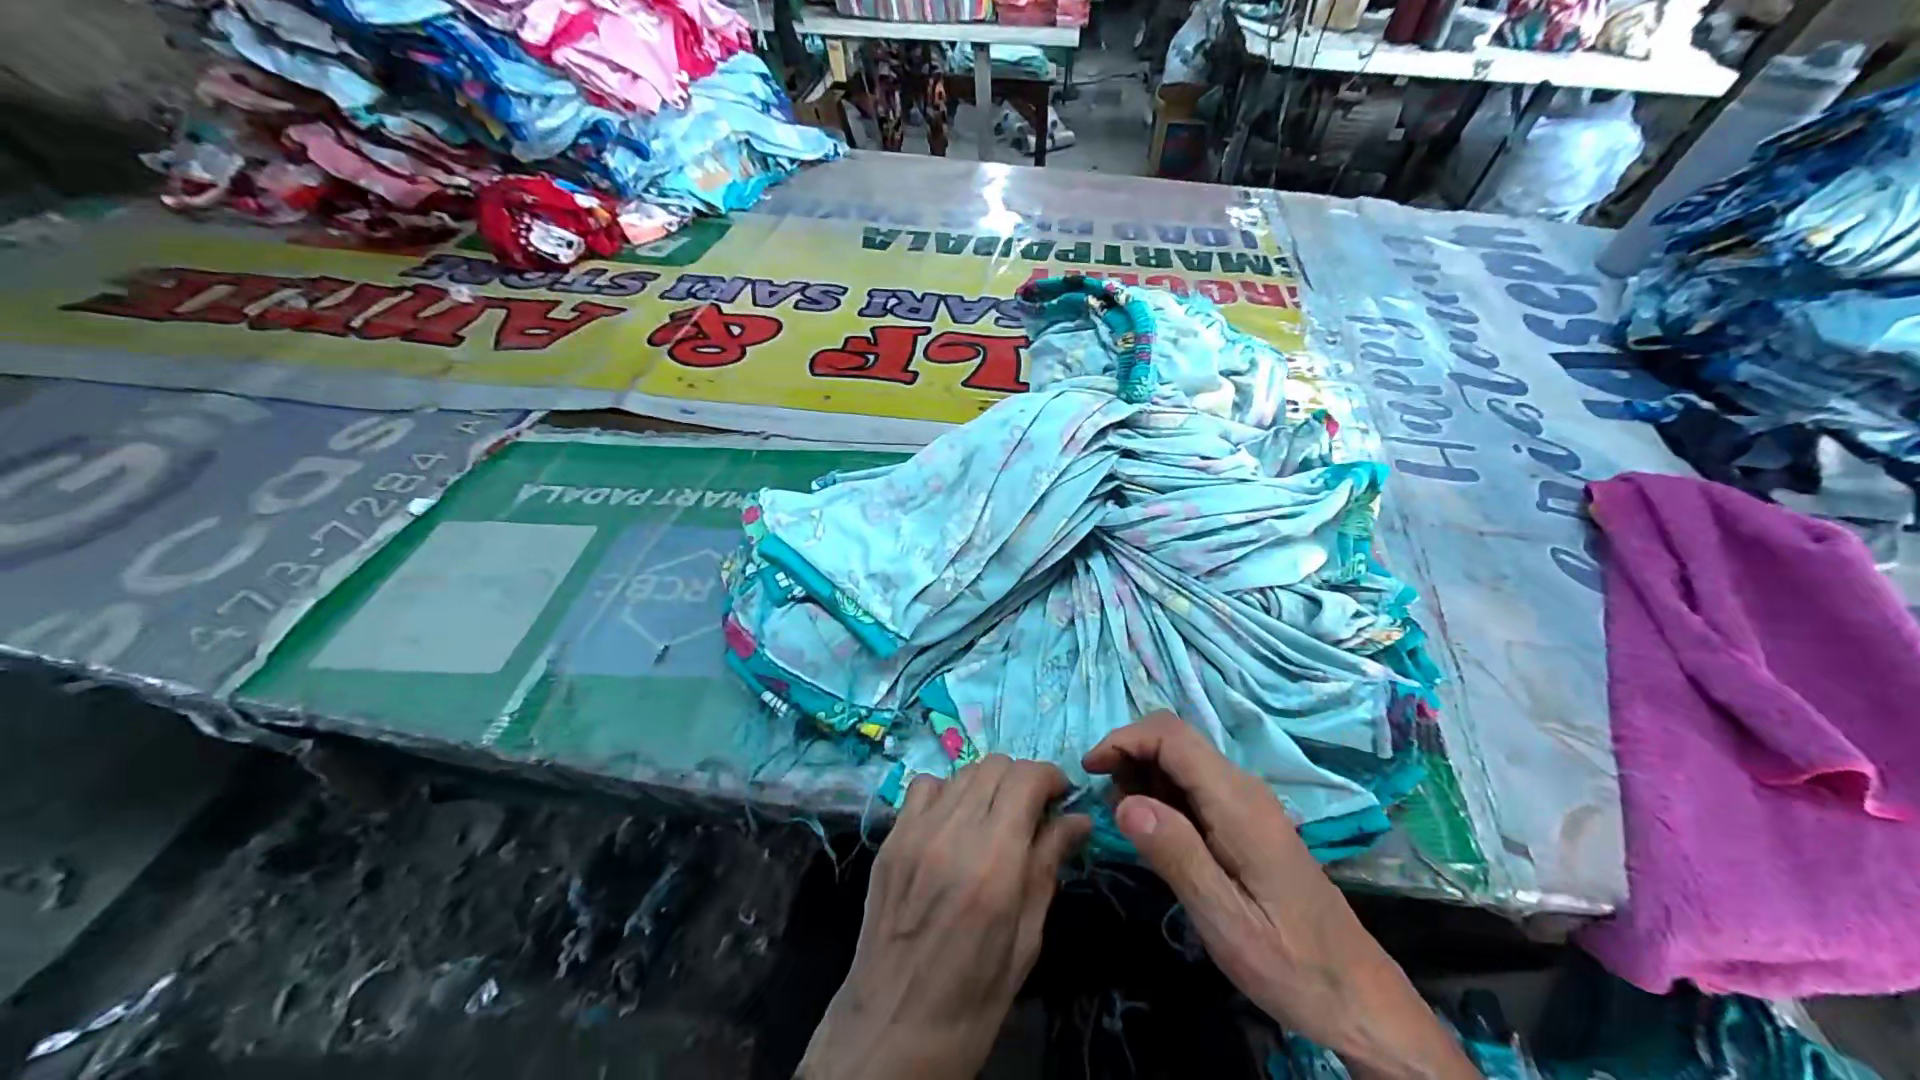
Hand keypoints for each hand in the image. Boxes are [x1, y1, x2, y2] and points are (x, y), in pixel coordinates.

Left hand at [799, 756, 1092, 1079]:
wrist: (895, 1025)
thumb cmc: (976, 994)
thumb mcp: (1027, 936)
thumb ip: (1049, 864)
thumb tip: (1077, 819)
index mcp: (995, 861)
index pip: (1026, 778)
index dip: (1051, 777)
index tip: (1060, 797)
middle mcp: (952, 833)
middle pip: (994, 765)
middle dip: (1022, 779)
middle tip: (1032, 810)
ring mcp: (914, 832)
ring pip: (961, 772)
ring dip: (987, 785)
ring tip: (994, 818)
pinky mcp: (890, 839)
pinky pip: (924, 788)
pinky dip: (947, 793)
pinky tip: (953, 823)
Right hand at [1084, 712, 1478, 1079]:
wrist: (1356, 996)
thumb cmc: (1289, 962)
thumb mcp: (1225, 919)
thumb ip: (1176, 854)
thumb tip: (1123, 801)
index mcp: (1237, 802)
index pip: (1171, 735)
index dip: (1123, 739)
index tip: (1089, 771)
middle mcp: (1243, 789)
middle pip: (1174, 738)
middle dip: (1129, 755)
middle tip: (1109, 806)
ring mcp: (1247, 803)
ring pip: (1181, 759)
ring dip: (1143, 775)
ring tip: (1130, 825)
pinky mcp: (1246, 821)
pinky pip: (1194, 786)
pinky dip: (1162, 794)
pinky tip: (1158, 836)